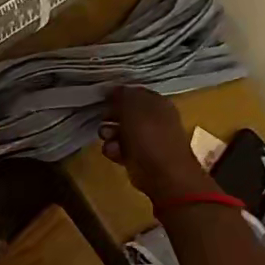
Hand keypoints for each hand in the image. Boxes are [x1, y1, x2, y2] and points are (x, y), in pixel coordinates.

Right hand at [98, 86, 221, 202]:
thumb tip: (113, 89)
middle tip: (103, 118)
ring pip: (119, 130)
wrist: (163, 174)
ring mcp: (146, 138)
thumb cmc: (149, 136)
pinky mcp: (138, 156)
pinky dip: (114, 150)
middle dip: (111, 115)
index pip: (134, 92)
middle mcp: (153, 119)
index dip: (118, 94)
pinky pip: (119, 147)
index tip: (102, 98)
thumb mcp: (134, 107)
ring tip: (108, 139)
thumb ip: (123, 95)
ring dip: (109, 133)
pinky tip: (115, 153)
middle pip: (125, 111)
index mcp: (158, 103)